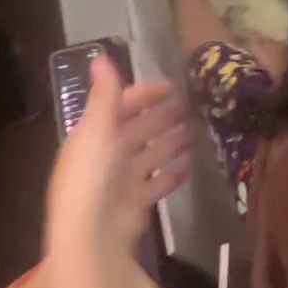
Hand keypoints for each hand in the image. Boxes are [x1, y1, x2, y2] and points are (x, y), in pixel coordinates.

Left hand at [45, 54, 192, 268]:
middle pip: (137, 130)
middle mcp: (107, 154)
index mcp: (94, 134)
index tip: (172, 87)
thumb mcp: (98, 131)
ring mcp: (122, 180)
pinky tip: (188, 170)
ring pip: (150, 155)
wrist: (93, 232)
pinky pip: (157, 184)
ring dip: (170, 143)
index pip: (120, 106)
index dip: (143, 94)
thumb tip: (102, 55)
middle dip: (161, 118)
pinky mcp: (136, 202)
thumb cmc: (94, 177)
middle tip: (190, 108)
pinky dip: (171, 175)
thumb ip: (105, 96)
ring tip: (194, 135)